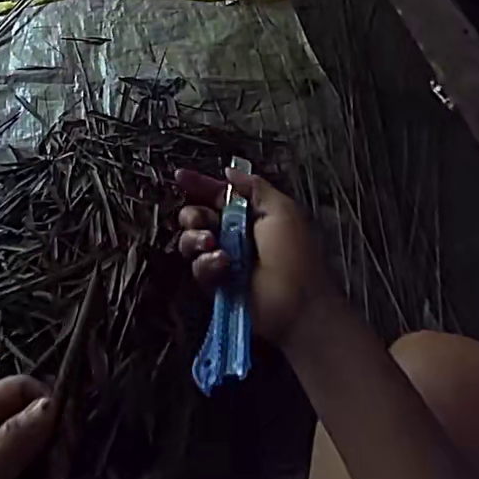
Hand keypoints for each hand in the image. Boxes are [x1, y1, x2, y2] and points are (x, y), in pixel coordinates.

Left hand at [0, 375, 56, 478]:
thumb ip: (11, 440)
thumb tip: (54, 402)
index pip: (23, 387)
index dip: (50, 403)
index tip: (71, 435)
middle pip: (29, 421)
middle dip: (49, 444)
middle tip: (62, 473)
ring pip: (28, 453)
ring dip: (43, 470)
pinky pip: (17, 478)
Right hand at [175, 167, 337, 349]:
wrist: (299, 307)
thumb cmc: (295, 255)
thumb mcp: (282, 210)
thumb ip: (255, 187)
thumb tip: (229, 172)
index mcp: (249, 214)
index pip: (217, 194)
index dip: (198, 184)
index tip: (180, 176)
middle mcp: (232, 234)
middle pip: (197, 215)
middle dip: (193, 214)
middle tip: (202, 221)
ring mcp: (222, 260)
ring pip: (191, 240)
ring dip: (196, 238)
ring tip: (212, 244)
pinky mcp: (215, 284)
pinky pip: (198, 267)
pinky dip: (207, 263)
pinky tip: (223, 265)